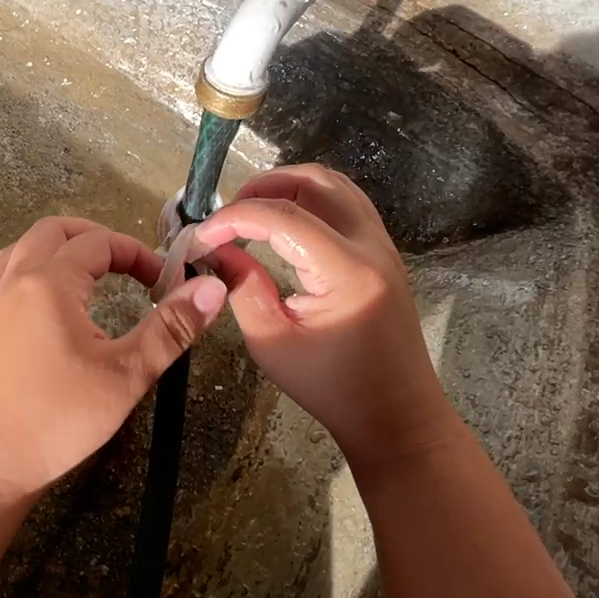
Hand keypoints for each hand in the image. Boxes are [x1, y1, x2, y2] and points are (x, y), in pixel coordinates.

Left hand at [0, 217, 228, 497]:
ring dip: (50, 251)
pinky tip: (7, 293)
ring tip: (80, 277)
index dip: (136, 253)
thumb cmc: (58, 420)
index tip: (162, 282)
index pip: (99, 242)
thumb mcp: (126, 375)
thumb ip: (170, 328)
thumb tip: (212, 287)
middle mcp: (11, 281)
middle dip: (94, 239)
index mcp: (50, 282)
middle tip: (126, 267)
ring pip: (14, 252)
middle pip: (52, 231)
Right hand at [195, 165, 461, 473]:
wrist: (396, 415)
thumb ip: (241, 288)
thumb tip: (216, 250)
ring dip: (288, 187)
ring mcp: (383, 244)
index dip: (236, 217)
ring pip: (334, 185)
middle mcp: (371, 245)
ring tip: (251, 212)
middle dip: (264, 187)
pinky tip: (283, 222)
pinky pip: (345, 203)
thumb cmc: (332, 388)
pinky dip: (309, 199)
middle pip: (315, 182)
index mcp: (347, 271)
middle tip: (227, 213)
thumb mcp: (272, 342)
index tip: (203, 235)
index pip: (284, 218)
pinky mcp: (382, 251)